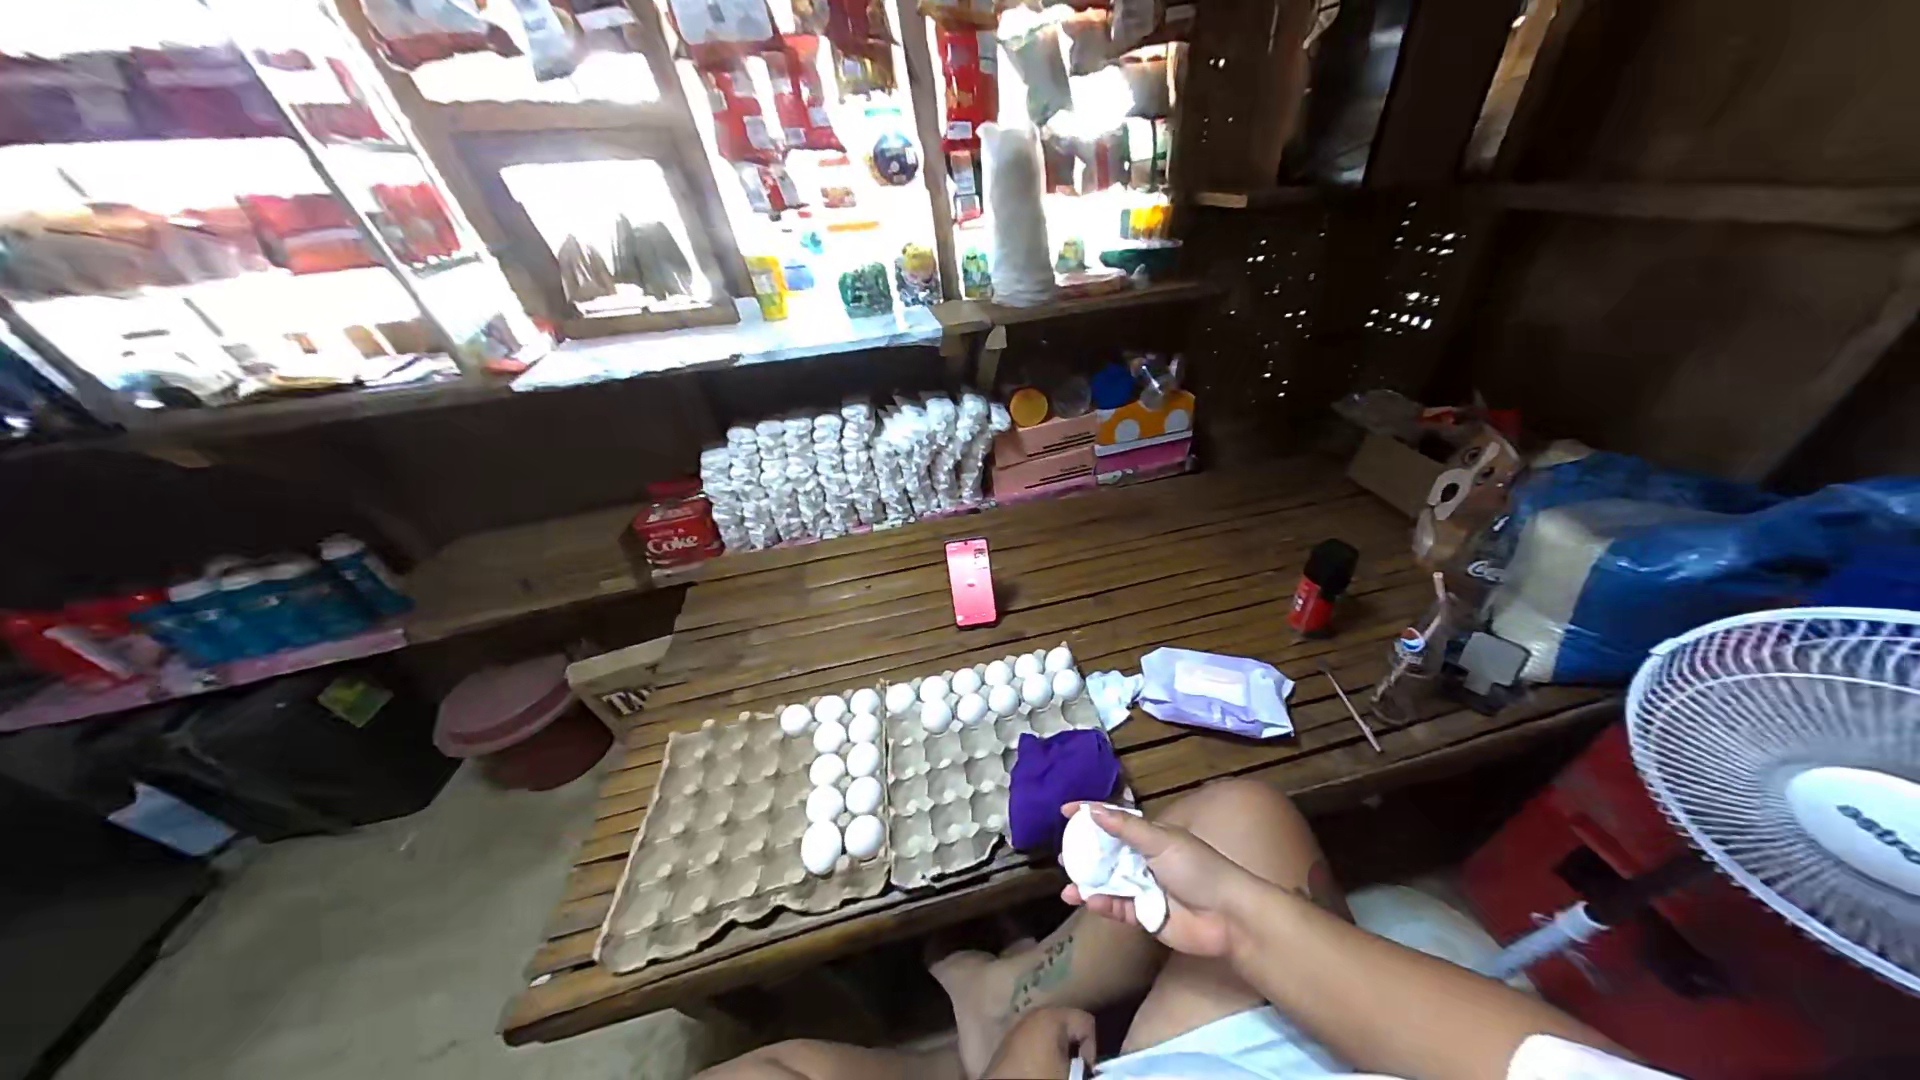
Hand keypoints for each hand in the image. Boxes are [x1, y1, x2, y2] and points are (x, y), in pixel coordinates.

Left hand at [981, 1006, 1094, 1079]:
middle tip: (1071, 1072)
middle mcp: (1034, 1013)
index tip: (1084, 1070)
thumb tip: (1086, 1067)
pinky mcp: (1007, 1041)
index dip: (1091, 1048)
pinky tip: (1037, 1072)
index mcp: (1052, 1017)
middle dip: (1073, 1049)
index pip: (1086, 1021)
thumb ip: (1084, 1068)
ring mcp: (1019, 1026)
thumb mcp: (1069, 1075)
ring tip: (1054, 1072)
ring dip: (1056, 1052)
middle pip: (1066, 1024)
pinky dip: (1040, 1054)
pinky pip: (1032, 1041)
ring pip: (1049, 1033)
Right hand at [1059, 802, 1257, 957]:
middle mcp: (1144, 860)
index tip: (1065, 811)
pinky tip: (1086, 901)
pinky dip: (1101, 904)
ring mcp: (1144, 889)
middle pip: (1107, 854)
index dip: (1091, 814)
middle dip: (1084, 853)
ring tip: (1066, 886)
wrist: (1229, 917)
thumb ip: (1126, 828)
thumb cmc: (1198, 868)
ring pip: (1108, 883)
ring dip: (1087, 883)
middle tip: (1061, 854)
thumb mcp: (1161, 841)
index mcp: (1150, 837)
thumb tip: (1093, 810)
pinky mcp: (1145, 917)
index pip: (1115, 820)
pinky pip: (1118, 908)